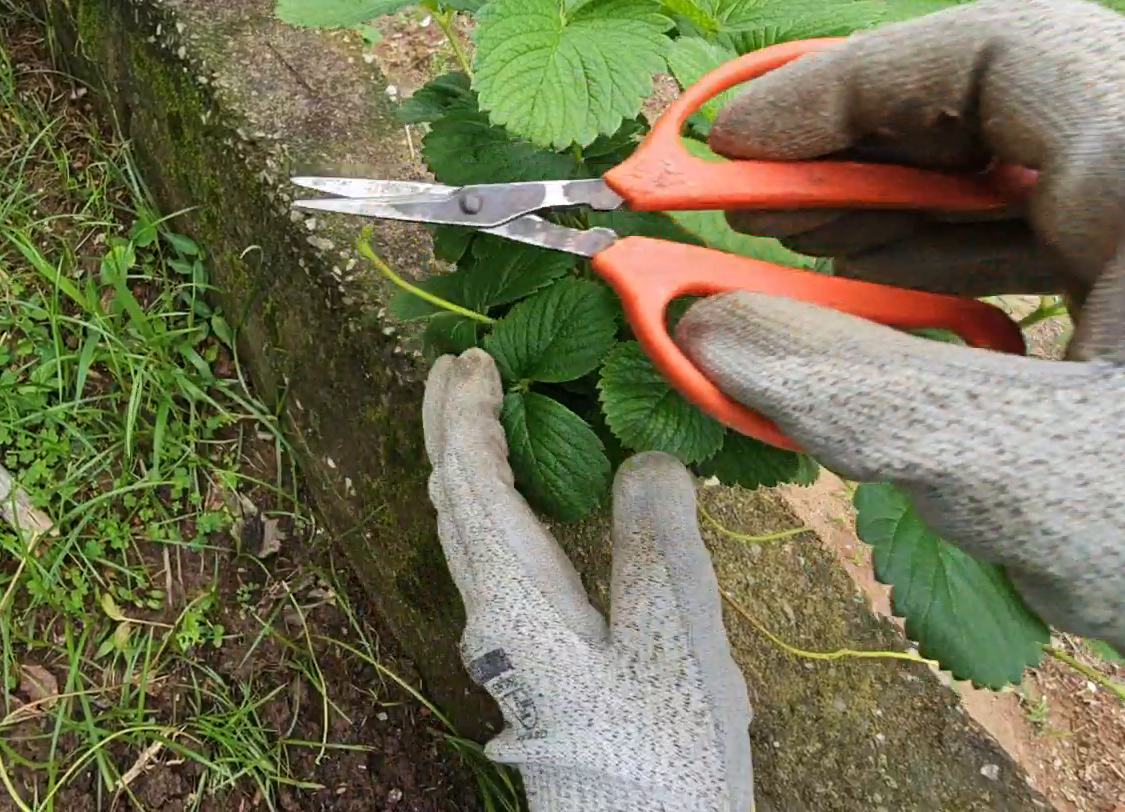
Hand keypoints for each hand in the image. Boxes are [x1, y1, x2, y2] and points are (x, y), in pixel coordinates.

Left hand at [424, 349, 751, 811]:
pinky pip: (474, 546)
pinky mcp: (510, 644)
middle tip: (454, 364)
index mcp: (515, 596)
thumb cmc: (661, 765)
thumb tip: (645, 459)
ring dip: (456, 454)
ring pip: (455, 519)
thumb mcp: (678, 656)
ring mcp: (492, 627)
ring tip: (465, 407)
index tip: (475, 361)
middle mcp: (486, 605)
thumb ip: (658, 553)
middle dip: (446, 422)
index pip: (472, 481)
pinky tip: (493, 492)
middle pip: (450, 492)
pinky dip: (475, 495)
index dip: (469, 415)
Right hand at [673, 0, 1124, 702]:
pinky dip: (936, 257)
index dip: (839, 83)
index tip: (728, 146)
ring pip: (1012, 174)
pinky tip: (875, 297)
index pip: (1000, 51)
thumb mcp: (1049, 481)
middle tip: (739, 208)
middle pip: (993, 109)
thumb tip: (699, 329)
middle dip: (843, 154)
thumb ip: (853, 392)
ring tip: (786, 249)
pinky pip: (1043, 237)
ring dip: (877, 207)